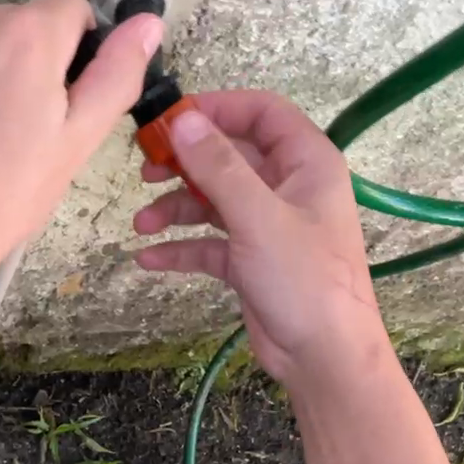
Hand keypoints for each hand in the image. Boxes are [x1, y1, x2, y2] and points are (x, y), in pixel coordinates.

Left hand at [0, 0, 161, 292]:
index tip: (62, 102)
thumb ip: (117, 74)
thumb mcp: (77, 141)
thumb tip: (147, 25)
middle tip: (22, 132)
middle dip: (29, 66)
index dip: (77, 52)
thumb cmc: (8, 195)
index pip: (71, 7)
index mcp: (28, 35)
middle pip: (20, 26)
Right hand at [132, 92, 382, 385]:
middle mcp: (286, 188)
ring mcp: (266, 227)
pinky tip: (149, 259)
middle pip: (229, 159)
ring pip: (213, 203)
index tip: (170, 120)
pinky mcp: (249, 262)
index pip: (260, 114)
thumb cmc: (303, 279)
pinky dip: (181, 249)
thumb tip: (181, 121)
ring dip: (175, 210)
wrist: (322, 353)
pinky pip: (208, 245)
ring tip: (141, 225)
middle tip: (145, 170)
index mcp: (305, 163)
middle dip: (185, 164)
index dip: (216, 110)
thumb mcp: (257, 217)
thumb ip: (218, 167)